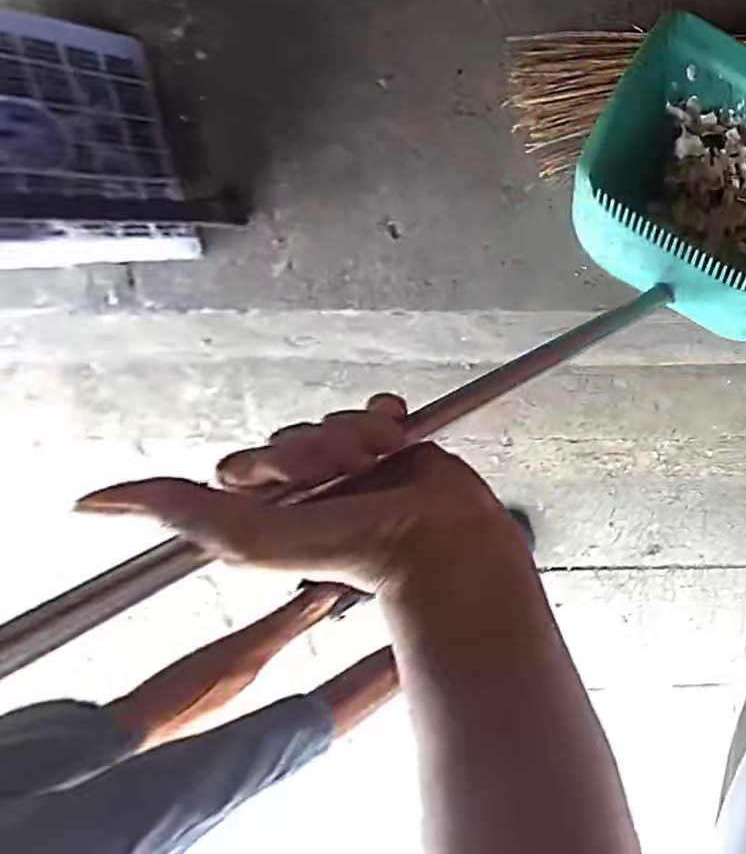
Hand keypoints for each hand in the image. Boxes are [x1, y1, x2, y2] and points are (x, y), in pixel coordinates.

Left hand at [75, 395, 526, 591]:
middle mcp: (312, 483)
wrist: (435, 533)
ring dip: (360, 433)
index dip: (277, 461)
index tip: (307, 477)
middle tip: (348, 469)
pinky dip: (386, 414)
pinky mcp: (399, 444)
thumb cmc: (359, 547)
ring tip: (380, 457)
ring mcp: (357, 461)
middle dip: (323, 446)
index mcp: (271, 508)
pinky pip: (380, 409)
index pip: (249, 460)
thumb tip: (98, 501)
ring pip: (338, 420)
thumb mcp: (254, 539)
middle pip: (295, 435)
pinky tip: (394, 431)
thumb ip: (185, 513)